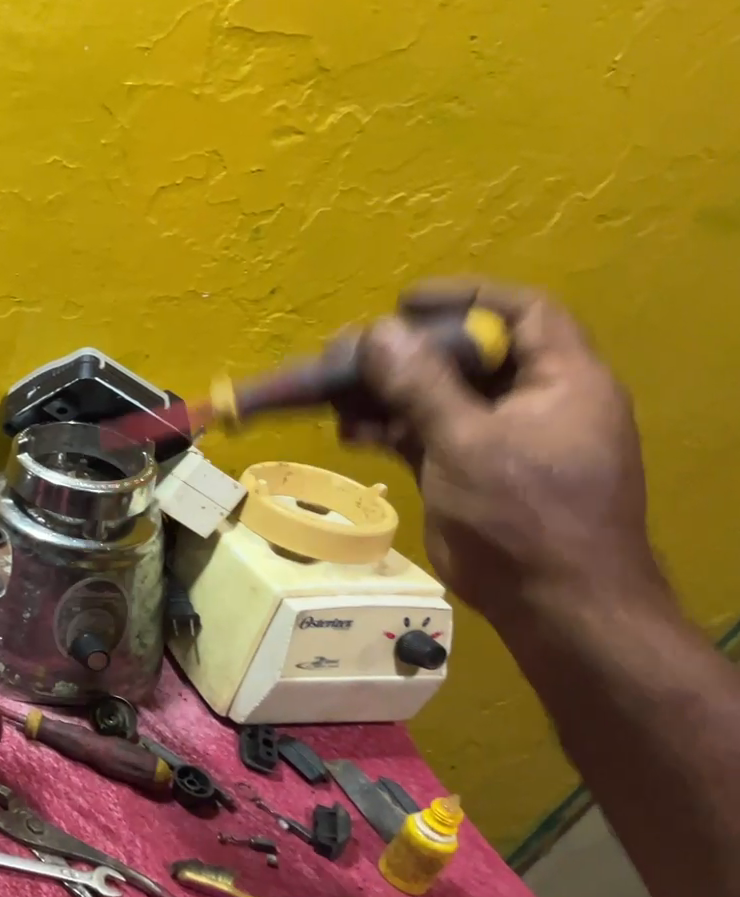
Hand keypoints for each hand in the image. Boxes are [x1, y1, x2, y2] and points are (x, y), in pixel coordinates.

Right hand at [341, 282, 665, 619]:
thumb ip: (421, 384)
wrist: (552, 600)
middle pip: (464, 353)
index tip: (402, 301)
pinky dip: (384, 428)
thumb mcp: (468, 440)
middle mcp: (532, 399)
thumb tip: (377, 331)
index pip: (523, 313)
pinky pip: (419, 430)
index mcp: (561, 380)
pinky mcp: (466, 466)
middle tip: (346, 354)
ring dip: (382, 393)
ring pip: (433, 394)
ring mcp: (497, 435)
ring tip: (334, 397)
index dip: (465, 296)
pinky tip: (350, 435)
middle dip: (402, 351)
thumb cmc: (526, 512)